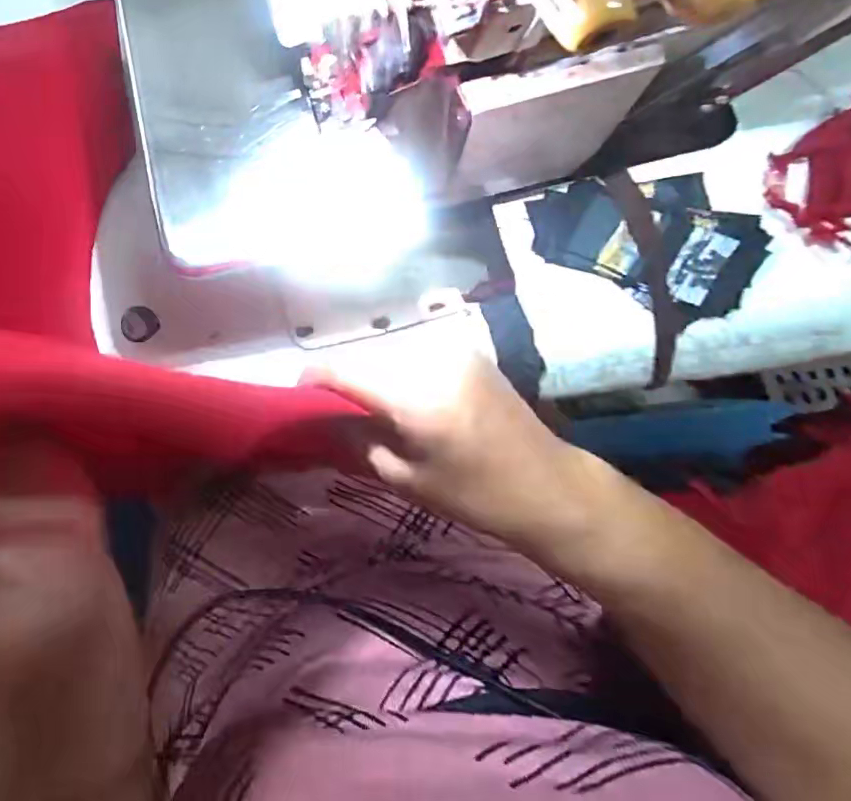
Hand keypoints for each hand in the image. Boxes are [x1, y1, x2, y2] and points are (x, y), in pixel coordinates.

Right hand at [309, 353, 615, 554]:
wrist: (553, 488)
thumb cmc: (477, 496)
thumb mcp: (407, 480)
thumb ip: (358, 442)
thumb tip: (324, 418)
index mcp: (417, 400)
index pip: (346, 373)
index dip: (313, 380)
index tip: (298, 395)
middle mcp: (433, 364)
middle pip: (365, 360)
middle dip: (342, 380)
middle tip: (331, 407)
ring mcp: (454, 353)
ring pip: (388, 355)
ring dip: (370, 375)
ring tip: (365, 404)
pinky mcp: (468, 354)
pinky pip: (414, 355)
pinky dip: (397, 371)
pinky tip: (400, 396)